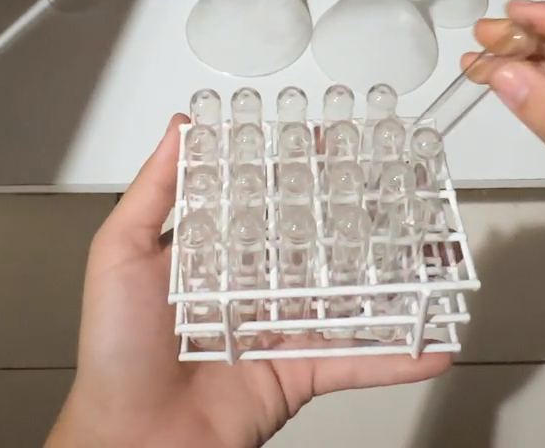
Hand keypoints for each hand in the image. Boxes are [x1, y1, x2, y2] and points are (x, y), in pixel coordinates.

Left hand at [46, 115, 449, 447]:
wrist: (129, 443)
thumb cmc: (114, 350)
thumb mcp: (122, 253)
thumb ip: (154, 190)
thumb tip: (180, 127)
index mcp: (213, 252)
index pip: (261, 197)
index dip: (290, 168)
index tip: (321, 140)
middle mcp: (250, 284)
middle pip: (312, 239)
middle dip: (349, 211)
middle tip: (389, 183)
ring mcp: (278, 326)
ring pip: (344, 295)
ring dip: (387, 280)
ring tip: (428, 256)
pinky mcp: (297, 372)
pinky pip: (352, 361)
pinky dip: (394, 357)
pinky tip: (429, 342)